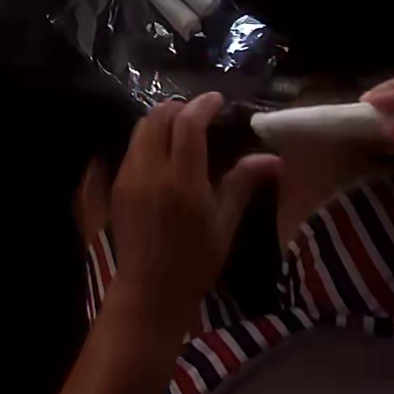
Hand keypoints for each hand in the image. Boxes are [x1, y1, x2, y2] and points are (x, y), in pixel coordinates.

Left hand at [109, 93, 278, 329]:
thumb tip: (275, 159)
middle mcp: (152, 171)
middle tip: (200, 114)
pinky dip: (148, 137)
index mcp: (182, 181)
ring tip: (181, 129)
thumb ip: (243, 181)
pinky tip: (163, 151)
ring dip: (162, 119)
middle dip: (181, 107)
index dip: (203, 105)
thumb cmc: (195, 261)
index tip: (217, 100)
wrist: (149, 293)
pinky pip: (132, 146)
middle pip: (159, 116)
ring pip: (142, 127)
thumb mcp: (224, 222)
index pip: (188, 123)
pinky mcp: (117, 184)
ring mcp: (129, 176)